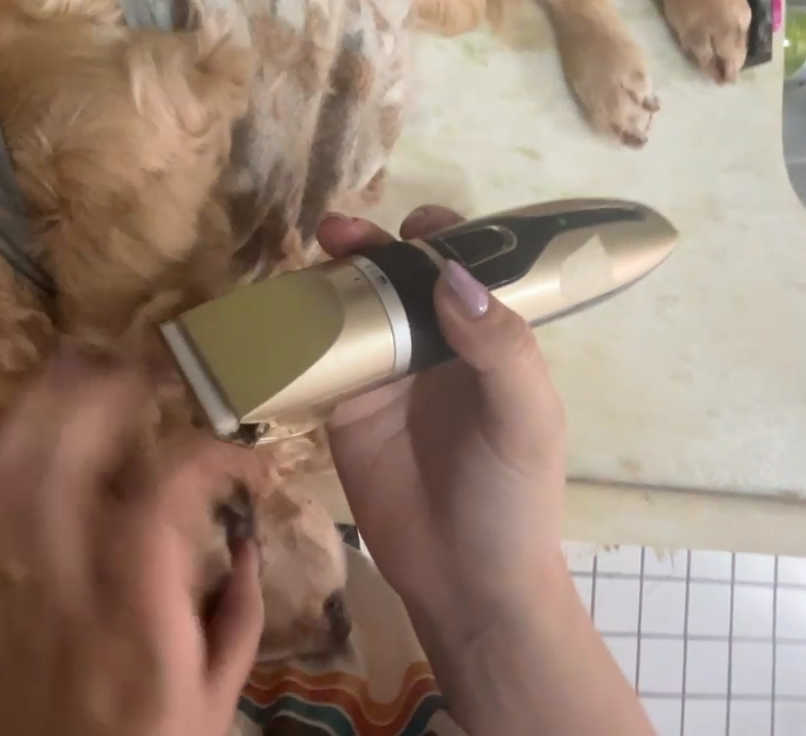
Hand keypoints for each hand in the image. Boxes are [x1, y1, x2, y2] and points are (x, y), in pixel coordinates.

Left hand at [0, 350, 262, 735]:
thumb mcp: (216, 703)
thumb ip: (237, 614)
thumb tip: (246, 539)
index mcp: (138, 621)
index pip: (164, 500)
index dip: (205, 455)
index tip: (238, 454)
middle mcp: (67, 593)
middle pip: (65, 466)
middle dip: (102, 397)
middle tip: (143, 367)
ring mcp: (10, 593)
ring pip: (4, 479)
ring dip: (36, 410)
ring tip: (74, 366)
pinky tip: (5, 432)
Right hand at [317, 206, 568, 633]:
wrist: (461, 581)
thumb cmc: (511, 499)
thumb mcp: (525, 421)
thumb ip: (502, 348)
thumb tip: (452, 276)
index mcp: (484, 338)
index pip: (465, 267)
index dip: (443, 237)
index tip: (415, 226)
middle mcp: (431, 344)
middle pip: (397, 275)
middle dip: (369, 244)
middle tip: (338, 232)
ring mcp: (383, 371)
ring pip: (353, 305)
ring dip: (330, 275)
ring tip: (308, 259)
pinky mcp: (343, 401)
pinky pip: (319, 351)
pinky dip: (299, 325)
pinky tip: (279, 308)